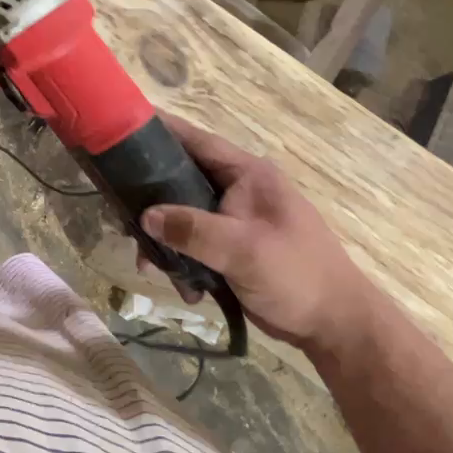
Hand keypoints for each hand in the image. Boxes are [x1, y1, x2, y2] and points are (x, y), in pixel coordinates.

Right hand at [137, 113, 383, 354]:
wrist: (336, 326)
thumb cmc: (296, 275)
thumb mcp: (242, 249)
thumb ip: (191, 229)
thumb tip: (144, 216)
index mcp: (247, 174)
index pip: (194, 140)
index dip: (156, 130)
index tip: (116, 125)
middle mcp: (237, 189)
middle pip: (178, 178)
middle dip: (148, 198)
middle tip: (117, 211)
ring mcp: (232, 219)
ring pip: (178, 215)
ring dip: (161, 239)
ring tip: (148, 263)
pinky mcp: (228, 248)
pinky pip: (189, 243)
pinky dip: (179, 261)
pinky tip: (179, 285)